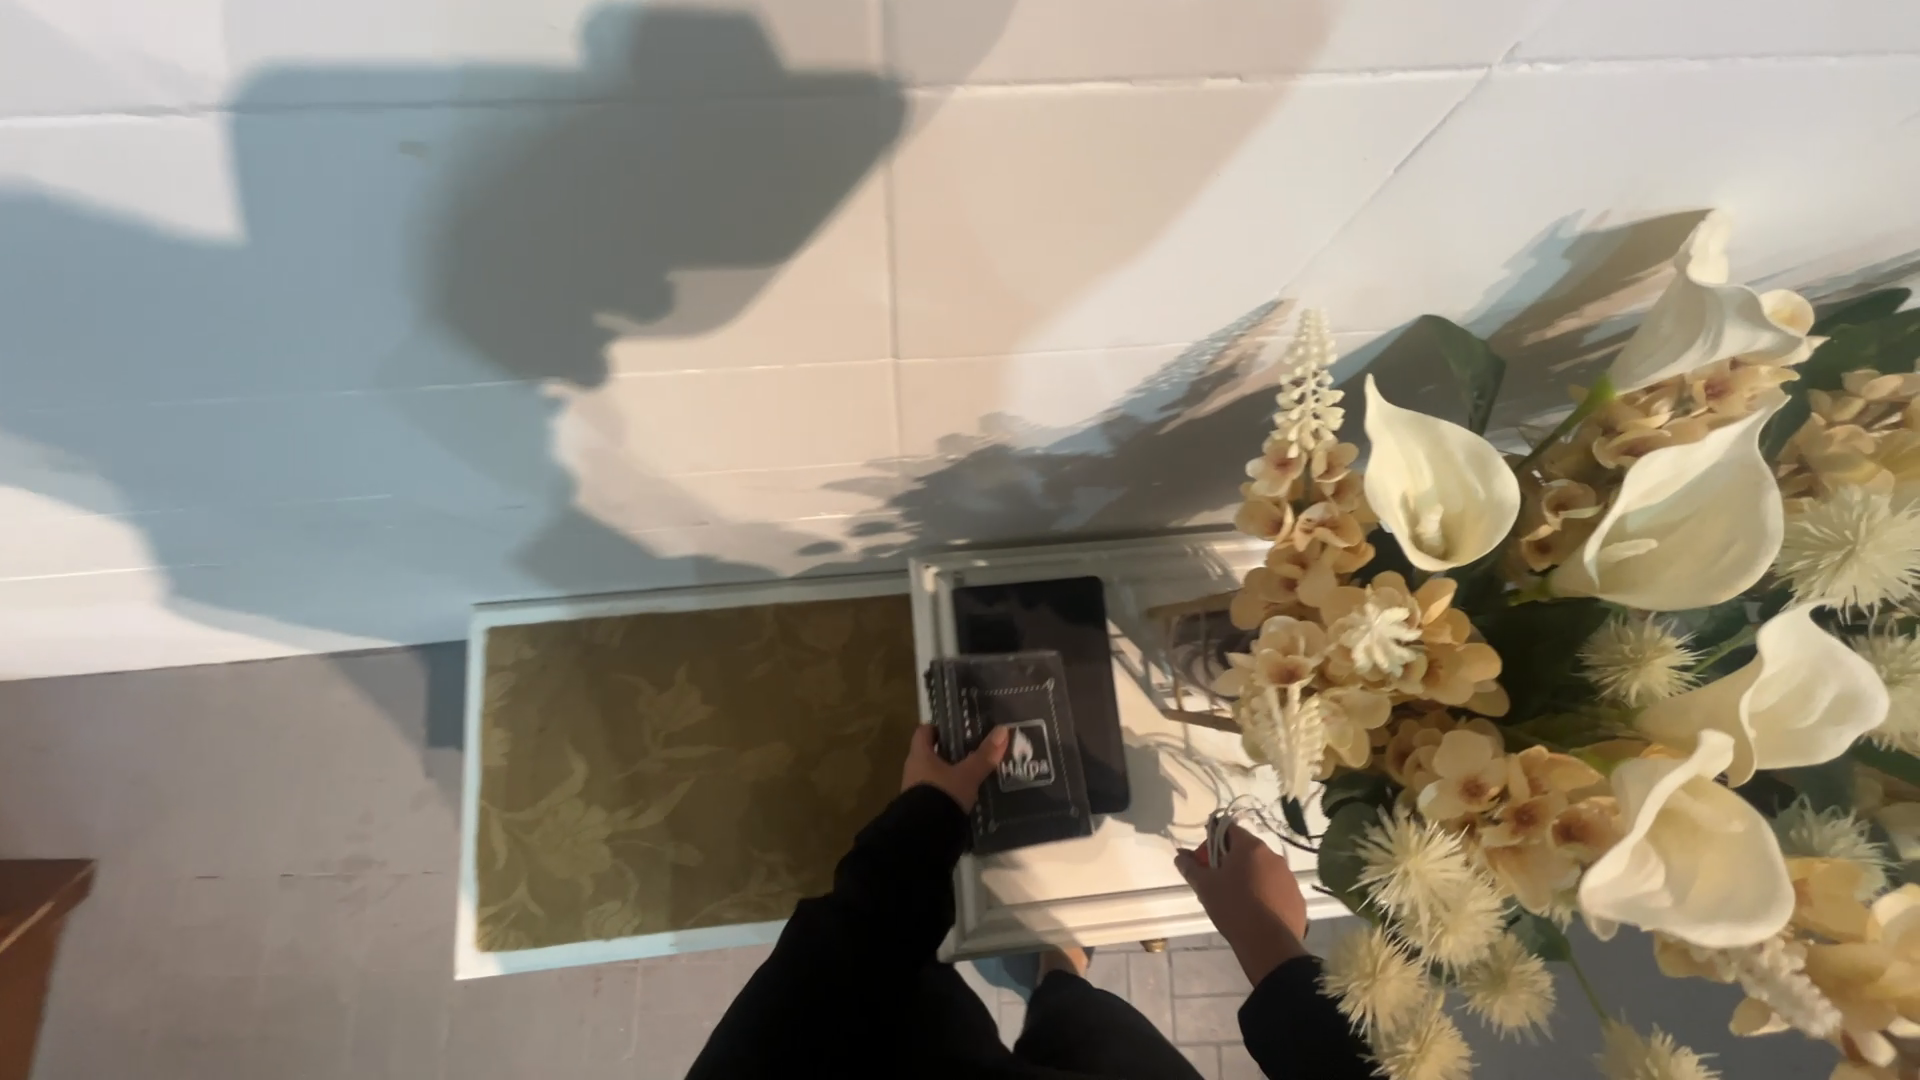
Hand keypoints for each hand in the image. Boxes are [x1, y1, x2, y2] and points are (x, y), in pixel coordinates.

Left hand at [901, 725, 1008, 812]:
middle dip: (949, 752)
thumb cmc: (942, 795)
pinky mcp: (920, 810)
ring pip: (933, 774)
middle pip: (929, 753)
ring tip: (972, 775)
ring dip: (949, 774)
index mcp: (919, 755)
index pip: (924, 732)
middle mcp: (913, 769)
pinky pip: (934, 793)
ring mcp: (915, 791)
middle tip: (971, 751)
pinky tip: (964, 797)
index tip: (956, 729)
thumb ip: (984, 755)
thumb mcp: (968, 775)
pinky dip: (947, 792)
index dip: (938, 728)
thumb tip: (1003, 730)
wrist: (924, 836)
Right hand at [1175, 824, 1309, 984]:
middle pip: (1247, 849)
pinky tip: (1256, 911)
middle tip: (1217, 880)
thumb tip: (1180, 856)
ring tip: (1237, 899)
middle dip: (1230, 860)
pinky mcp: (1298, 898)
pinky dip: (1265, 893)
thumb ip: (1190, 867)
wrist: (1269, 946)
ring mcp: (1289, 878)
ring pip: (1263, 869)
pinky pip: (1277, 888)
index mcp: (1250, 847)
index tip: (1205, 858)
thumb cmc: (1233, 908)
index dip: (1213, 840)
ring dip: (1249, 876)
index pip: (1228, 829)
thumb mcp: (1205, 886)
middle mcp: (1273, 856)